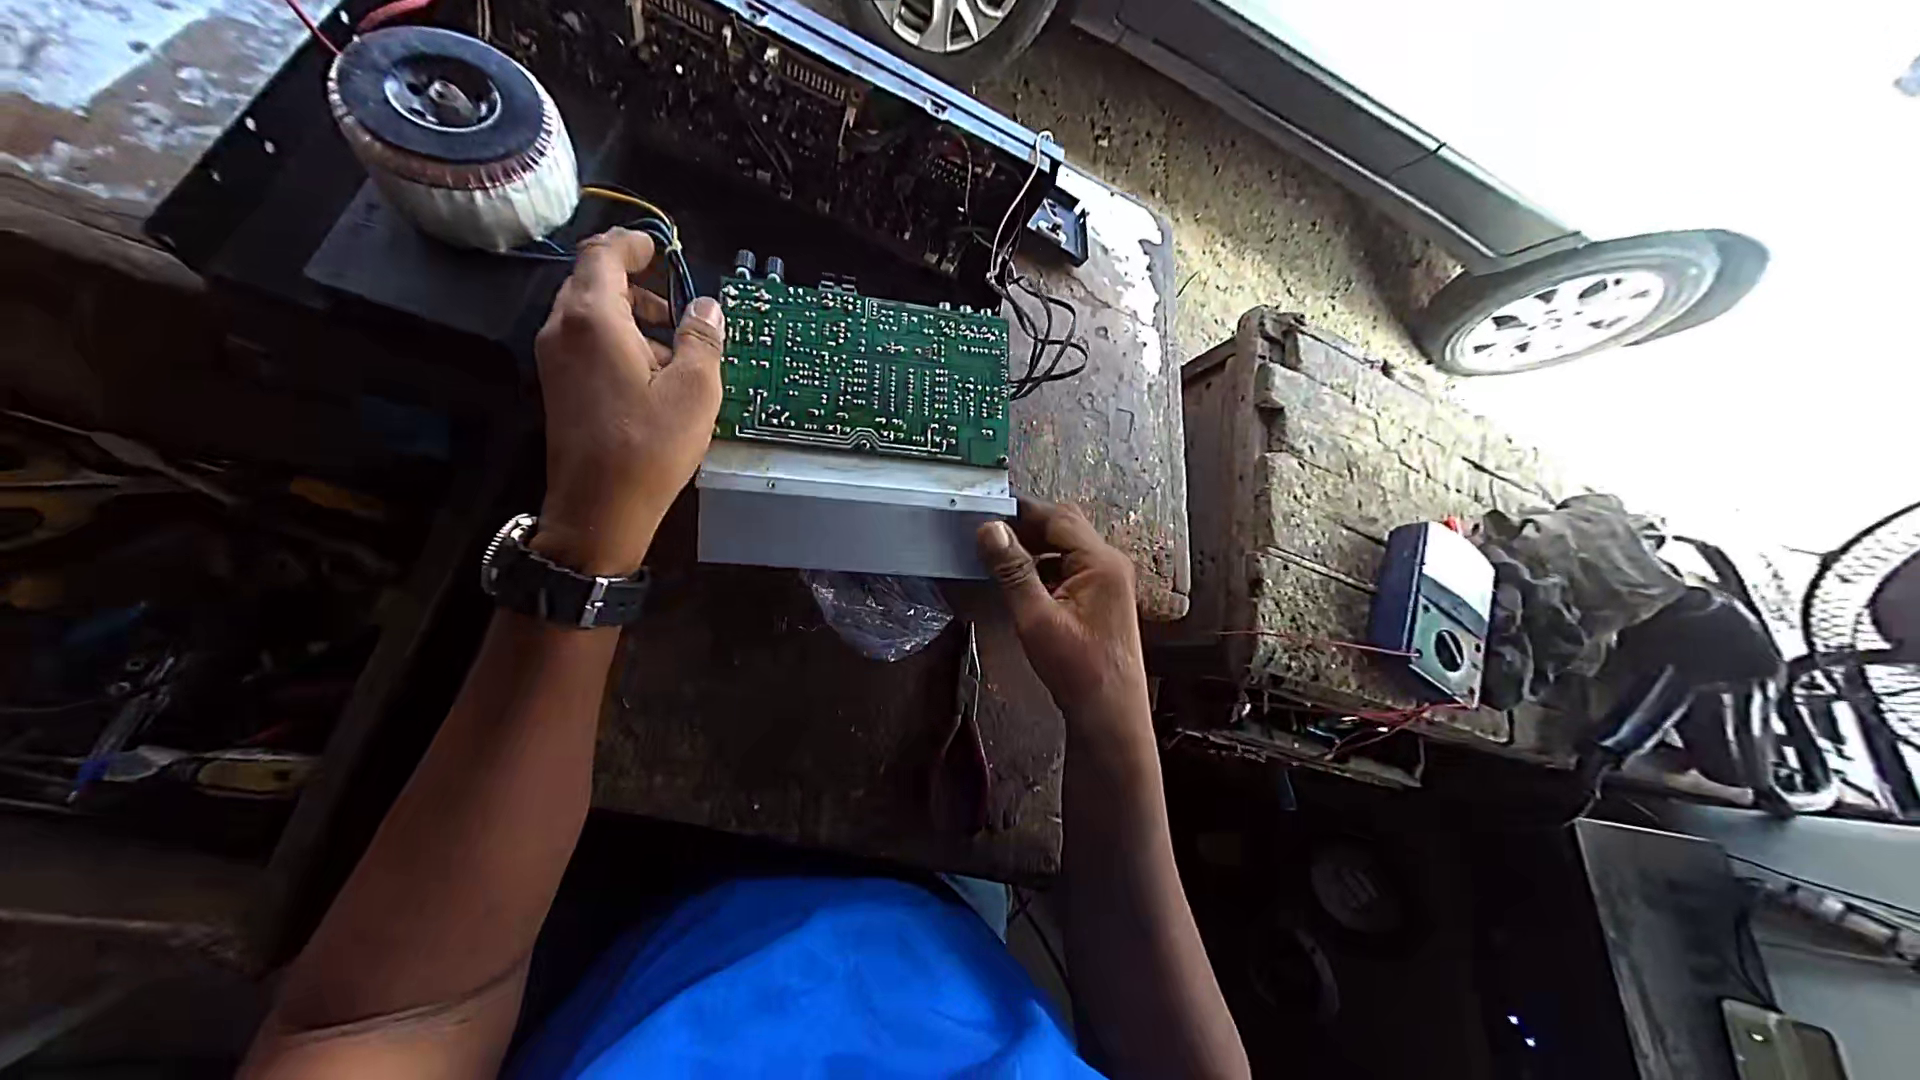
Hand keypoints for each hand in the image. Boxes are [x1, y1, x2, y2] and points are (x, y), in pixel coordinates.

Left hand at [531, 228, 725, 575]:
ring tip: (675, 348)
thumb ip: (702, 340)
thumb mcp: (694, 390)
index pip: (603, 254)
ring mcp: (555, 360)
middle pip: (595, 283)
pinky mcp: (559, 386)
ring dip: (633, 317)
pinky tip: (653, 377)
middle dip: (638, 285)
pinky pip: (587, 344)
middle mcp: (563, 330)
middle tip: (678, 306)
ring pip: (591, 315)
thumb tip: (708, 307)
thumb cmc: (649, 446)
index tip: (661, 247)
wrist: (600, 507)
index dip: (633, 244)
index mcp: (594, 319)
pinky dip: (620, 343)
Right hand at [976, 500, 1150, 734]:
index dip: (1021, 511)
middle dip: (1025, 527)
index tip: (987, 511)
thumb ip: (1013, 571)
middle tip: (988, 533)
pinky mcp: (1098, 599)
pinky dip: (1042, 568)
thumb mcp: (1037, 618)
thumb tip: (991, 530)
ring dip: (1032, 548)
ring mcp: (1106, 582)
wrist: (1109, 714)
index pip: (1058, 517)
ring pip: (1064, 549)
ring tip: (997, 556)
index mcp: (1101, 562)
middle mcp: (1108, 565)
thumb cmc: (1079, 670)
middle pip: (1063, 528)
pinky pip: (1067, 569)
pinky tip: (1018, 581)